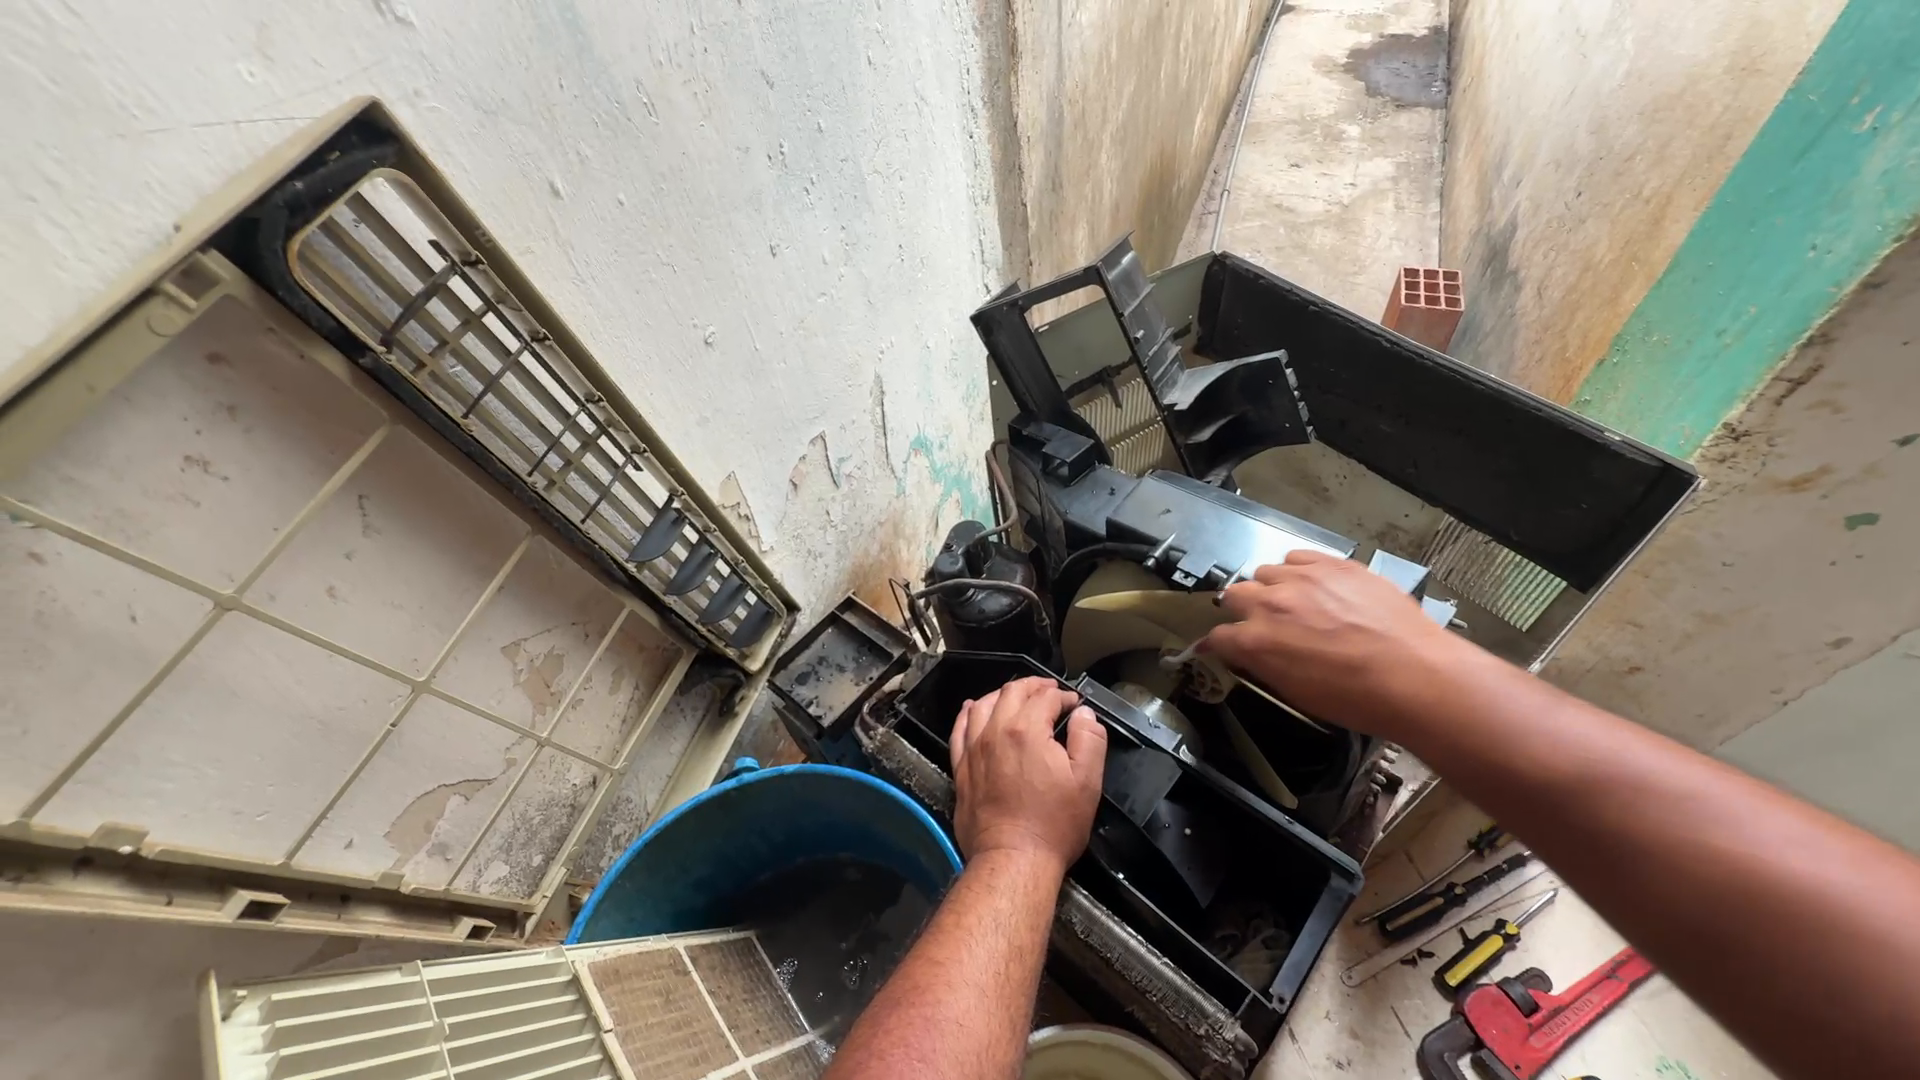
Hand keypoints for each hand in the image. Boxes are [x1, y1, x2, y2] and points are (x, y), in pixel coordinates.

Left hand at [949, 676, 1107, 874]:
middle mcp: (995, 732)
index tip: (1074, 704)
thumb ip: (1089, 739)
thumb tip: (1084, 714)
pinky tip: (973, 708)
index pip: (1045, 697)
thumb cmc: (1053, 824)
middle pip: (1011, 693)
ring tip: (1017, 696)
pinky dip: (969, 713)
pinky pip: (960, 729)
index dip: (1063, 696)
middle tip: (1050, 691)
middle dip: (1034, 687)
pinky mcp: (961, 768)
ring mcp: (974, 749)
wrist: (1013, 859)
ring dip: (1003, 694)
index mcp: (1026, 730)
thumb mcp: (1087, 782)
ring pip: (983, 704)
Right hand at [1204, 549, 1469, 737]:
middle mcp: (1270, 603)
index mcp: (1255, 642)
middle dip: (1242, 610)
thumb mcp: (1296, 693)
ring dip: (1271, 588)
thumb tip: (1245, 654)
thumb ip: (1262, 665)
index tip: (1227, 648)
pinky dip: (1298, 570)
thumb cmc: (1358, 697)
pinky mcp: (1333, 564)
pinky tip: (1314, 586)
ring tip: (1293, 603)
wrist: (1416, 676)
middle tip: (1262, 625)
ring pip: (1266, 572)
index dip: (1222, 645)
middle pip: (1234, 595)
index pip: (1218, 637)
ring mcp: (1302, 579)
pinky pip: (1298, 557)